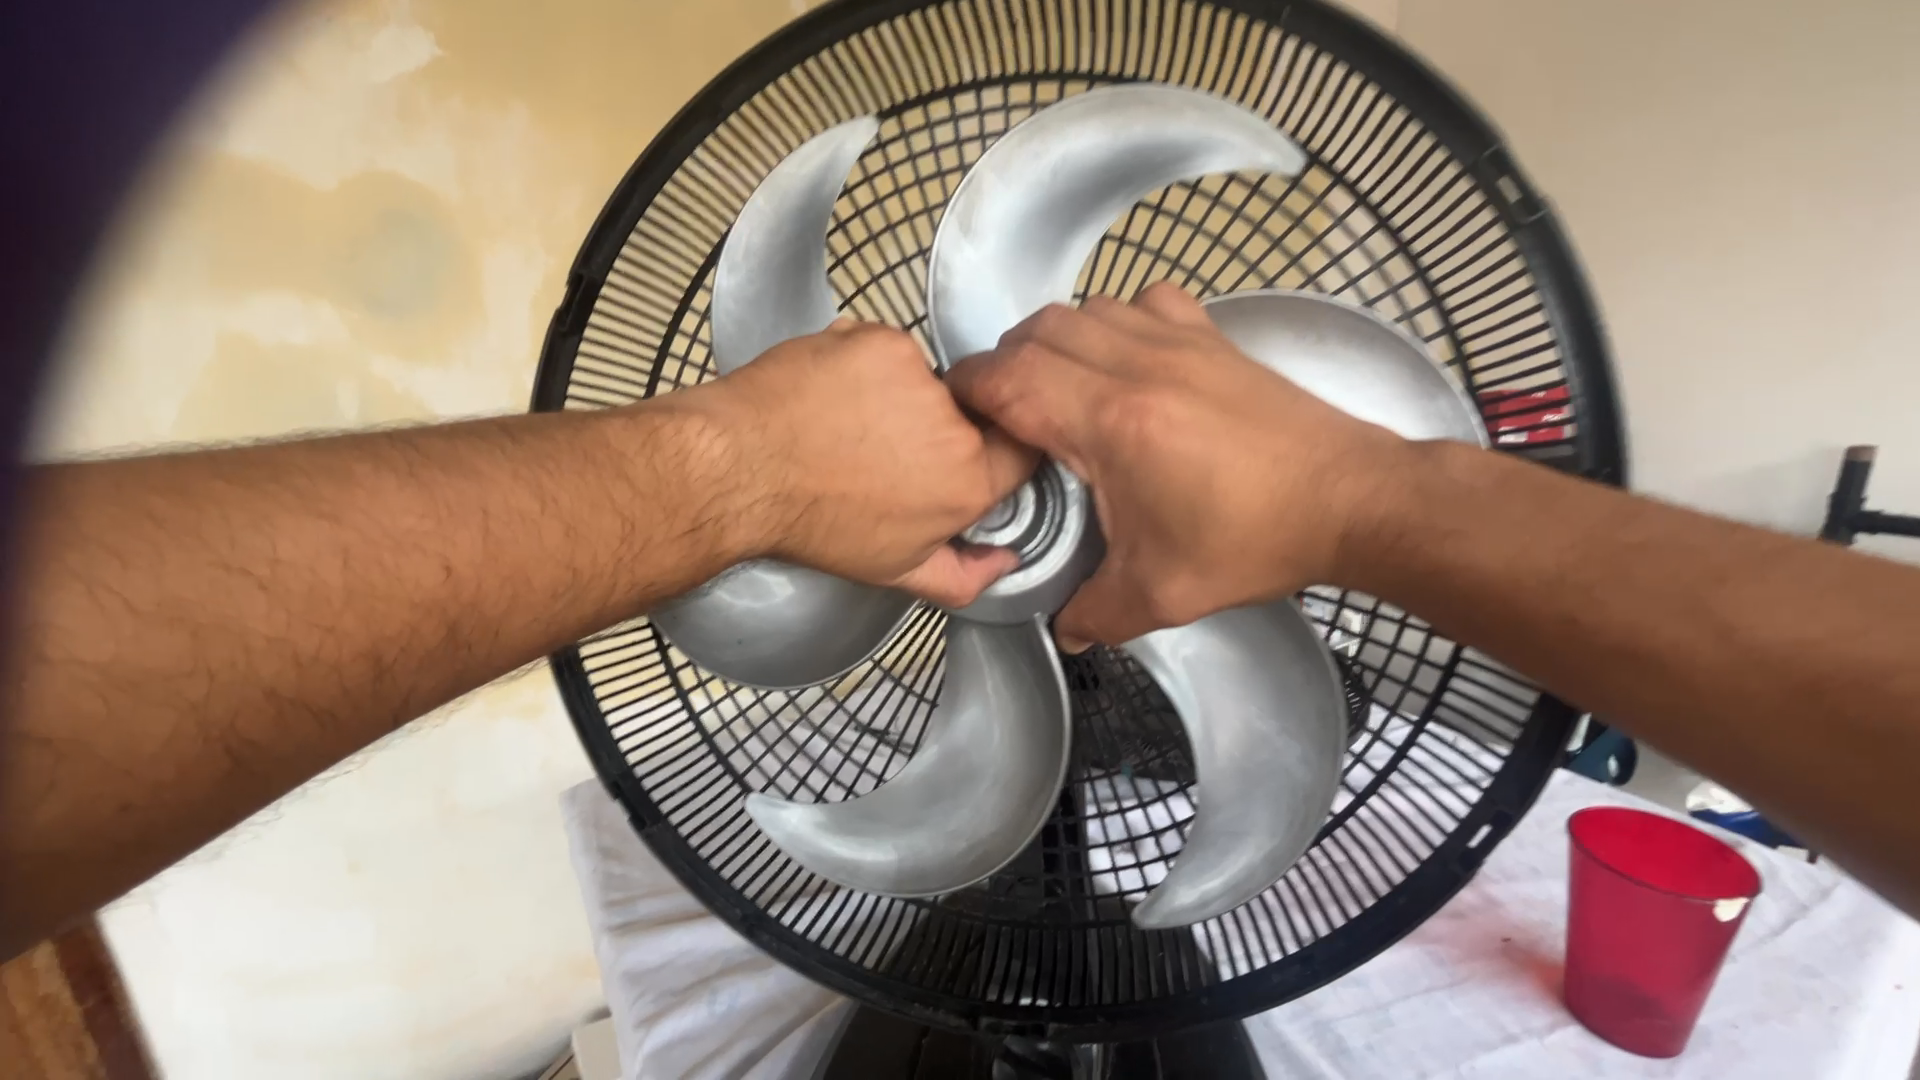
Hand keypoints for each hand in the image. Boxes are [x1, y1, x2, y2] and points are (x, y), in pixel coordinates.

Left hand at [685, 320, 1037, 606]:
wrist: (740, 469)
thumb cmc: (816, 526)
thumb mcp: (895, 573)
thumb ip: (964, 576)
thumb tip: (1006, 561)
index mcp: (968, 480)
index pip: (1021, 452)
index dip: (997, 456)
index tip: (962, 461)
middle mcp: (954, 422)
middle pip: (971, 417)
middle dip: (940, 433)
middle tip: (889, 452)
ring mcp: (916, 373)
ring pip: (928, 384)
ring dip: (901, 400)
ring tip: (849, 424)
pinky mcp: (879, 340)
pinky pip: (890, 353)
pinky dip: (868, 369)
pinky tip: (833, 395)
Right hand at [947, 284, 1408, 646]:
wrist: (1350, 500)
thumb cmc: (1251, 542)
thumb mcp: (1159, 595)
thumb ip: (1094, 614)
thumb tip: (1064, 632)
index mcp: (1112, 423)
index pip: (1010, 379)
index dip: (968, 392)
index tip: (956, 418)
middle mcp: (1137, 365)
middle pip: (1036, 332)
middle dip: (1002, 368)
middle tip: (1004, 416)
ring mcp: (1176, 340)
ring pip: (1083, 309)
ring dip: (1052, 343)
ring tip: (1055, 391)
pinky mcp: (1210, 336)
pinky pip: (1139, 302)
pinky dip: (1111, 322)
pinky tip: (1121, 364)